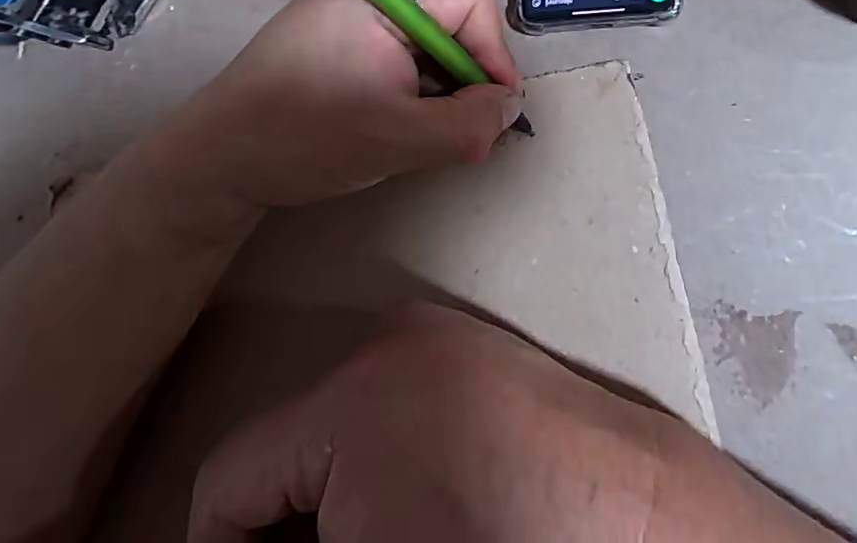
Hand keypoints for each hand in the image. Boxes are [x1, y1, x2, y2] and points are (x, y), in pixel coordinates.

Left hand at [165, 0, 524, 211]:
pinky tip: (401, 123)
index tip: (494, 108)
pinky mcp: (342, 43)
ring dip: (442, 88)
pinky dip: (417, 90)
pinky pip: (403, 55)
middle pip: (453, 19)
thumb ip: (468, 124)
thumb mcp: (398, 137)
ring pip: (430, 42)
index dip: (493, 52)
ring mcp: (351, 17)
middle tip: (462, 129)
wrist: (215, 163)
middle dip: (467, 76)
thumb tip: (510, 108)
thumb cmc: (301, 138)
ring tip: (423, 132)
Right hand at [187, 304, 835, 542]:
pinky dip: (385, 450)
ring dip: (337, 485)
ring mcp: (434, 333)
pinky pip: (394, 395)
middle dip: (289, 517)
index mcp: (349, 398)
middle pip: (285, 443)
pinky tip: (423, 495)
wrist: (631, 519)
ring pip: (339, 419)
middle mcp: (387, 341)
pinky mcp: (468, 342)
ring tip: (383, 526)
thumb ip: (292, 540)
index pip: (225, 477)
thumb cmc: (501, 541)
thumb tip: (259, 531)